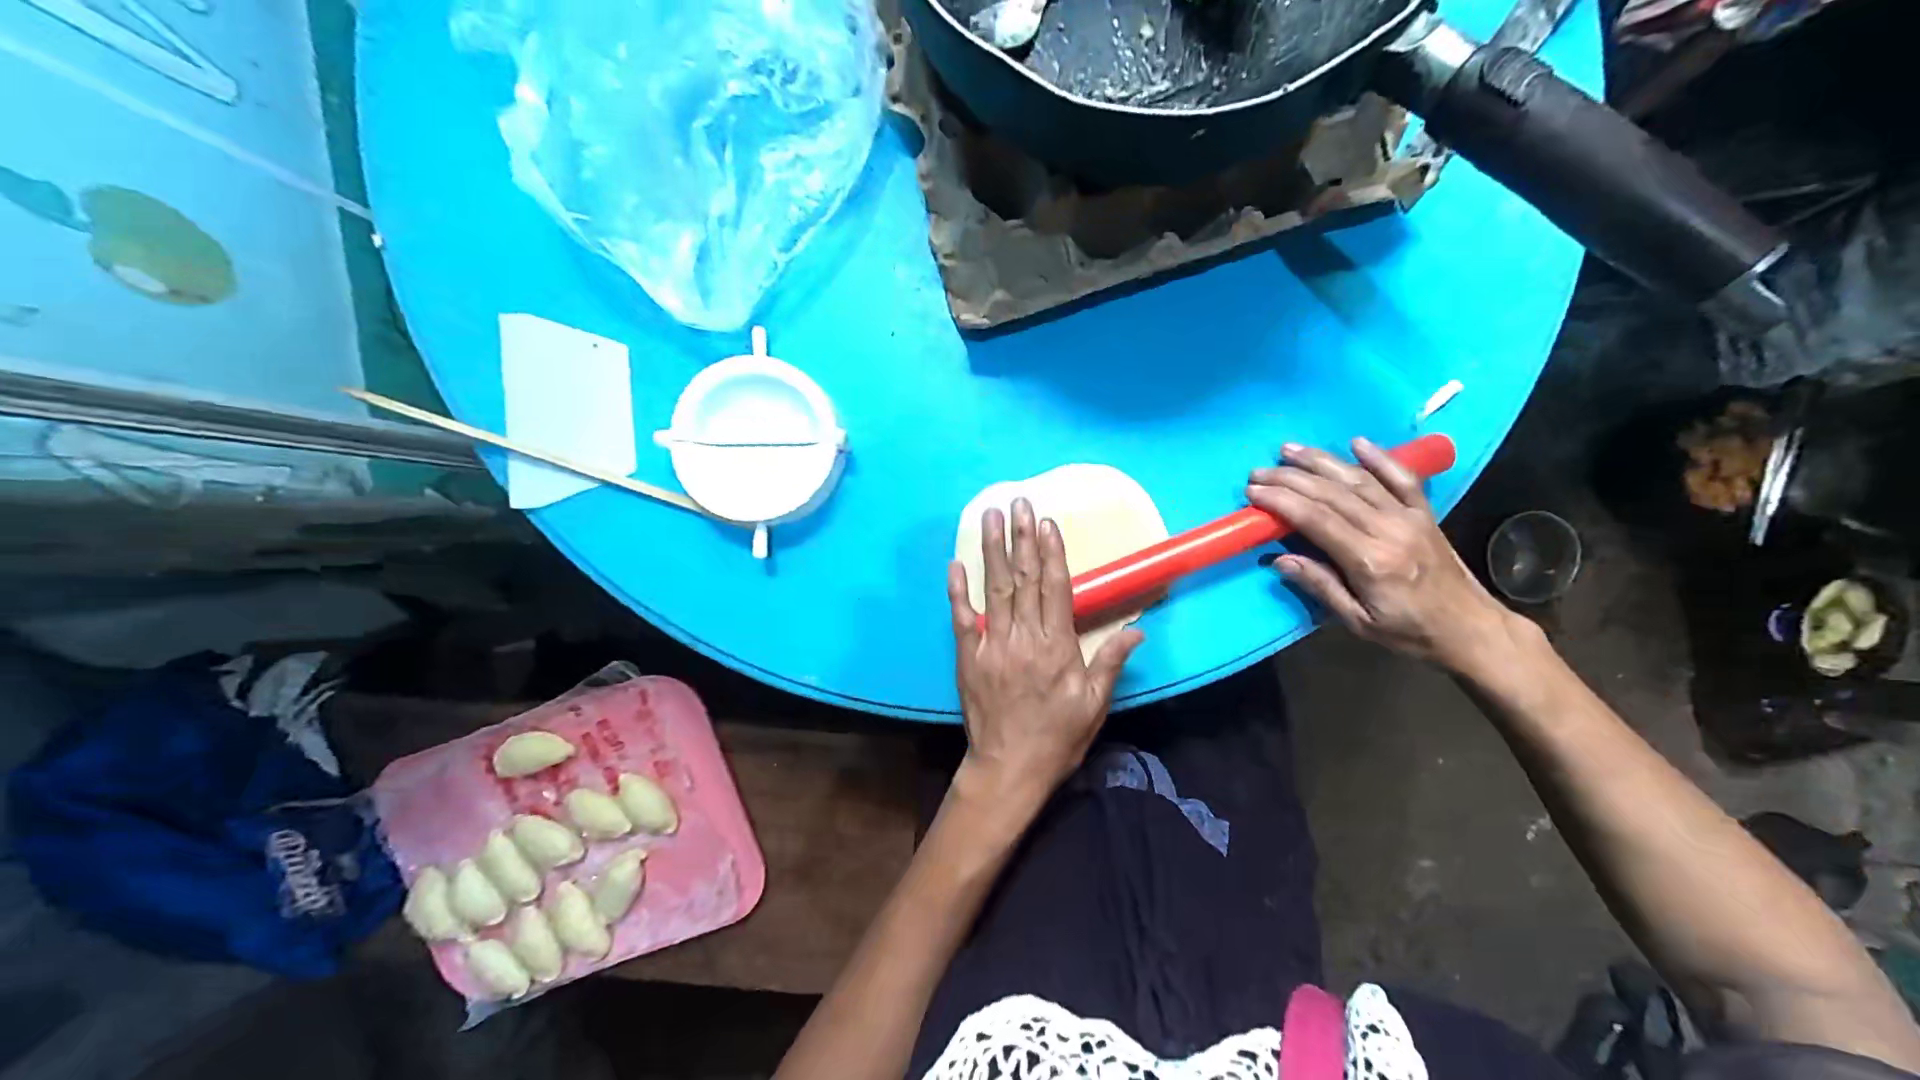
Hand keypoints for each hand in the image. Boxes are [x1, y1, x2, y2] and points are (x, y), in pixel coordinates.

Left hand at [947, 498, 1142, 810]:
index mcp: (1057, 647)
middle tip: (1019, 502)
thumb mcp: (1094, 705)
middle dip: (1022, 538)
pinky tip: (955, 563)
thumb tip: (1137, 631)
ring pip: (995, 589)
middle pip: (1024, 579)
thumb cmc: (1057, 737)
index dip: (1051, 553)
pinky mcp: (968, 657)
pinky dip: (958, 590)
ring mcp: (992, 645)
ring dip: (992, 550)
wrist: (1009, 768)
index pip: (1055, 589)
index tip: (1047, 522)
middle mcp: (1024, 638)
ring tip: (990, 516)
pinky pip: (961, 618)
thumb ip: (1110, 663)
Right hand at [1247, 438, 1521, 674]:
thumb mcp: (1359, 622)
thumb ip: (1320, 587)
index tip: (1253, 492)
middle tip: (1258, 472)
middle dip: (1290, 478)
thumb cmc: (1409, 632)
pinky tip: (1357, 442)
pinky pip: (1402, 478)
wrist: (1471, 630)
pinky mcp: (1424, 514)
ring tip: (1289, 449)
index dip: (1282, 501)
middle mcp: (1390, 530)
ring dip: (1321, 461)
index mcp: (1371, 561)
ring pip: (1359, 480)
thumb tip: (1279, 560)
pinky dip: (1379, 457)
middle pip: (1332, 494)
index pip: (1317, 519)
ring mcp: (1409, 518)